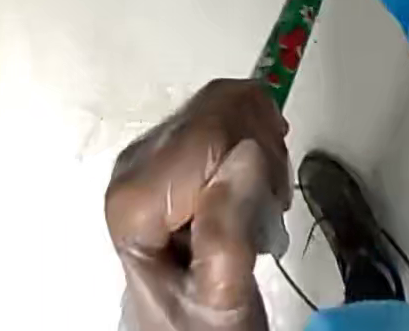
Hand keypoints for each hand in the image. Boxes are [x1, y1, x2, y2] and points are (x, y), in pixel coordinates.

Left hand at [106, 80, 291, 330]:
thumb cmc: (201, 326)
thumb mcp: (222, 294)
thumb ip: (229, 230)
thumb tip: (248, 151)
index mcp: (136, 198)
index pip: (210, 130)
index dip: (255, 154)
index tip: (273, 199)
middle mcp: (135, 163)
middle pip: (219, 106)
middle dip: (262, 144)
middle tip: (272, 199)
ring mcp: (152, 150)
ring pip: (227, 100)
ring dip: (263, 141)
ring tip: (264, 195)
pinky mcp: (170, 145)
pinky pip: (225, 106)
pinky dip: (255, 131)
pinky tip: (256, 173)